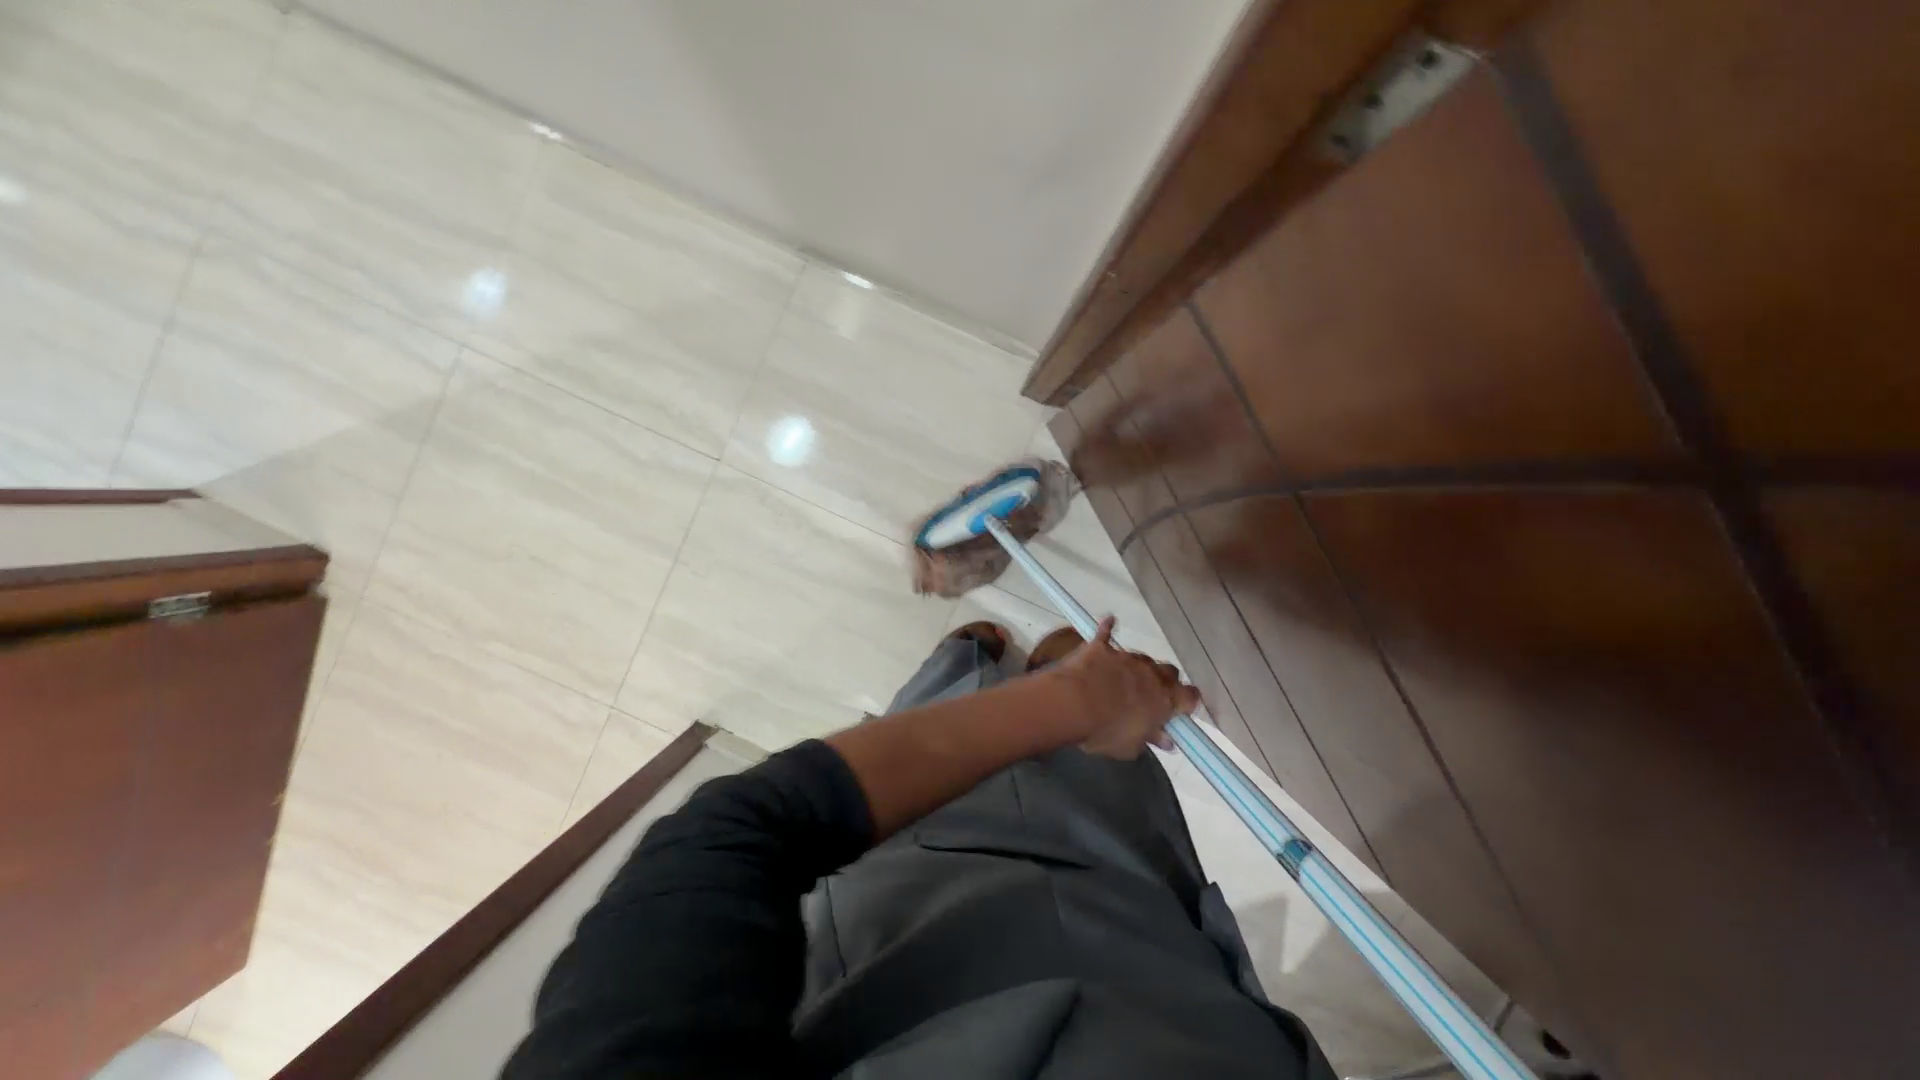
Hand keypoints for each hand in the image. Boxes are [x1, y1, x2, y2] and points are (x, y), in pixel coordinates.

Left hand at [1053, 617, 1199, 759]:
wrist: (1073, 703)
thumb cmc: (1104, 731)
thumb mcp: (1130, 747)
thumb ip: (1149, 740)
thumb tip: (1166, 740)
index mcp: (1163, 701)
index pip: (1189, 696)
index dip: (1187, 701)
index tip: (1181, 708)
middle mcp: (1151, 675)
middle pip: (1169, 672)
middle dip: (1165, 682)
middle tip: (1152, 694)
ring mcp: (1126, 658)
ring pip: (1142, 659)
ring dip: (1138, 668)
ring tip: (1124, 678)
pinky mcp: (1102, 647)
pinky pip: (1107, 634)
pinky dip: (1108, 628)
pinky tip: (1110, 621)